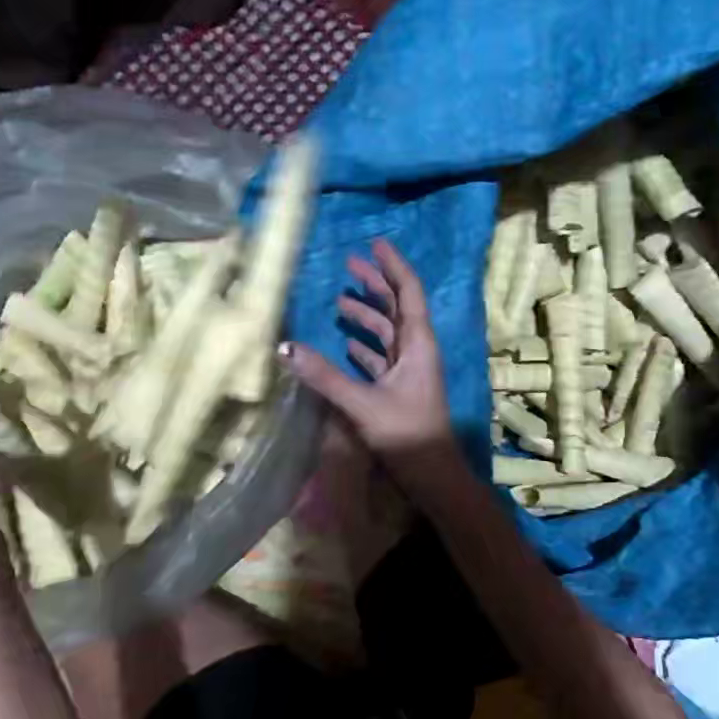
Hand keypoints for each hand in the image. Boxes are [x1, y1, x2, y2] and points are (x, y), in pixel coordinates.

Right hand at [283, 238, 460, 485]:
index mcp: (418, 344)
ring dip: (367, 316)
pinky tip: (346, 344)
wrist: (432, 475)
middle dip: (376, 284)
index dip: (393, 265)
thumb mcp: (363, 403)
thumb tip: (285, 348)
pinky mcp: (399, 389)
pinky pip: (380, 358)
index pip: (408, 292)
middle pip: (397, 307)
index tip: (376, 243)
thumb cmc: (406, 434)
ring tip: (340, 302)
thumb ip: (324, 376)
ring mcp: (409, 370)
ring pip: (387, 333)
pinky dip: (364, 347)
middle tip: (350, 263)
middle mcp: (416, 350)